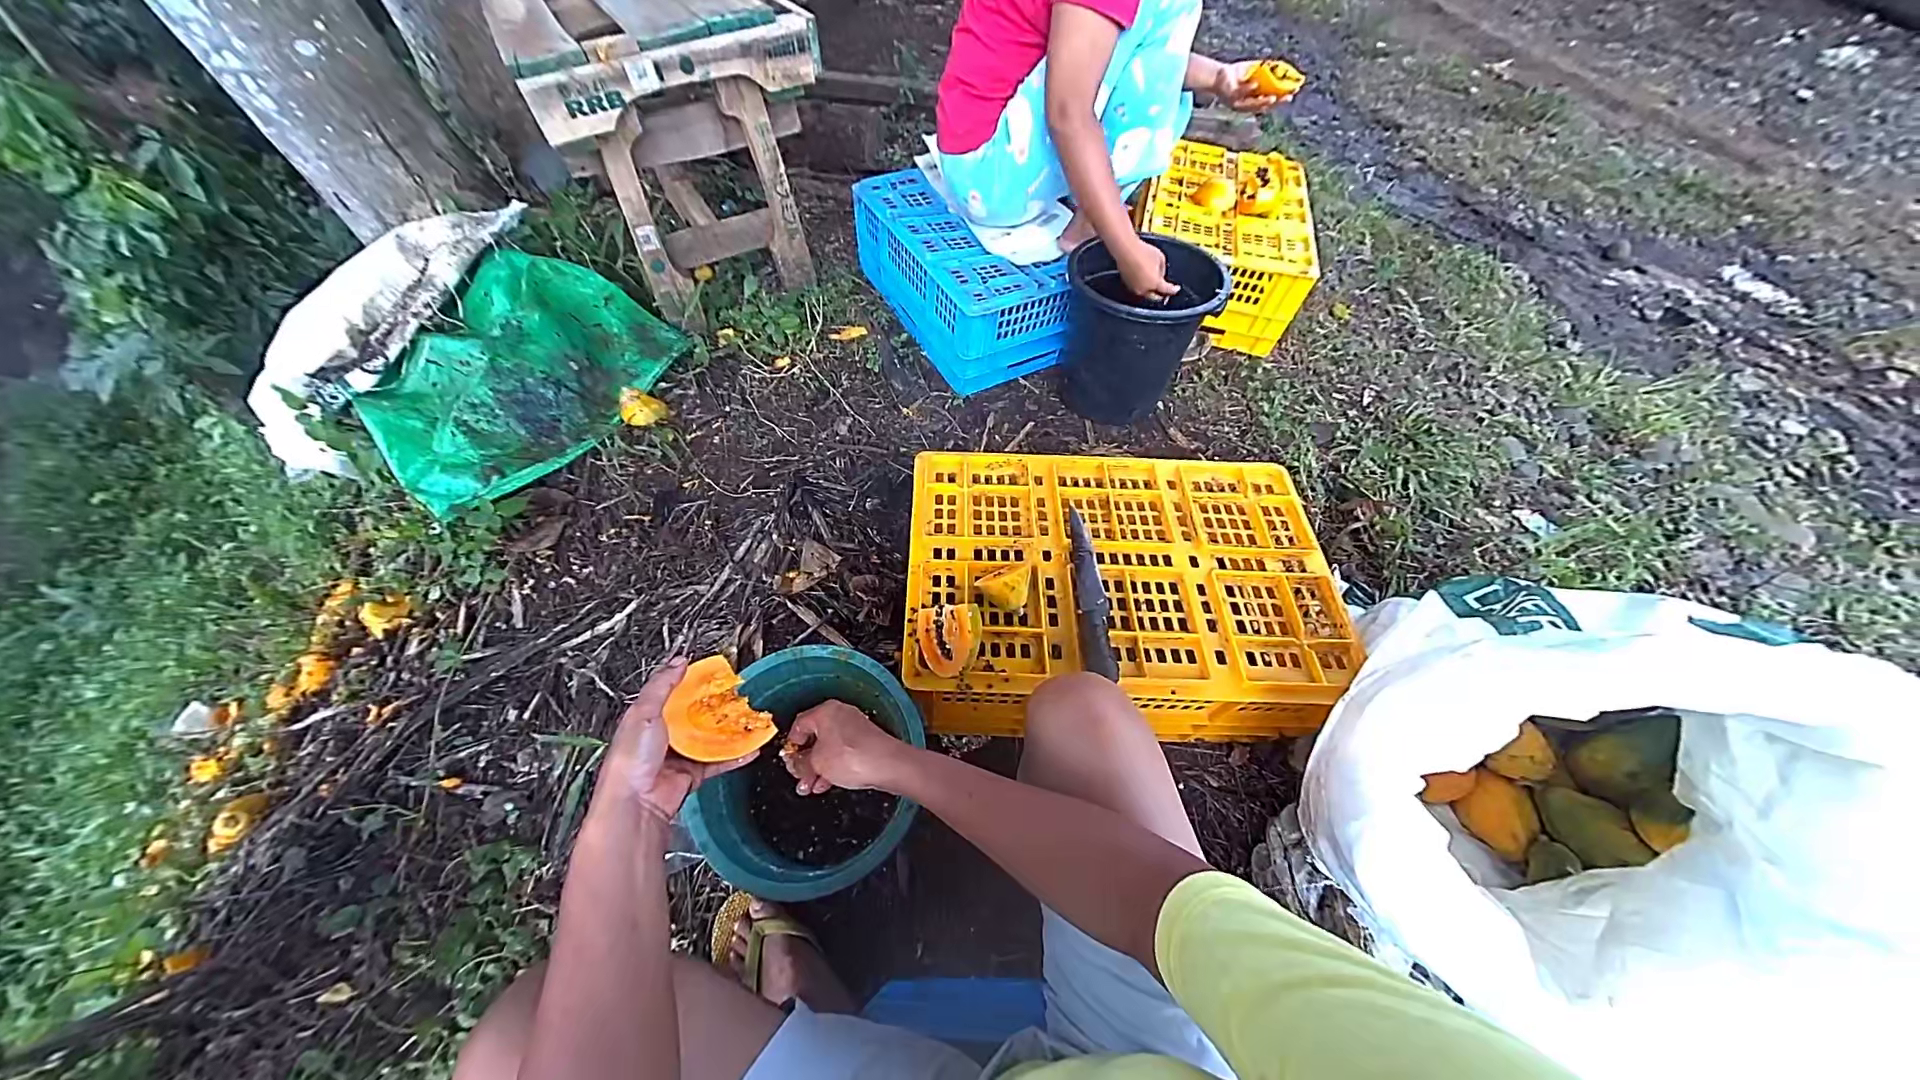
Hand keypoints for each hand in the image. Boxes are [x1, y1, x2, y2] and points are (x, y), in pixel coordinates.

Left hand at [599, 657, 756, 821]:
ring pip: (711, 738)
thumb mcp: (644, 712)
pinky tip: (749, 748)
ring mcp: (680, 755)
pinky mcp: (693, 773)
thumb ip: (662, 685)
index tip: (714, 675)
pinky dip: (736, 755)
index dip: (693, 683)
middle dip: (717, 707)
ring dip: (730, 731)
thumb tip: (678, 662)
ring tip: (747, 719)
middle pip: (697, 715)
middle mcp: (665, 735)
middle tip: (737, 697)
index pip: (675, 693)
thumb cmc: (631, 759)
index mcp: (649, 717)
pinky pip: (718, 761)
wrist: (636, 802)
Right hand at [782, 700, 910, 794]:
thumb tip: (795, 764)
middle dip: (805, 761)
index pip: (799, 724)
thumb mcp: (816, 763)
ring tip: (810, 786)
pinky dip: (832, 767)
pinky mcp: (865, 741)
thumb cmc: (852, 757)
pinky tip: (825, 783)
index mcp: (825, 711)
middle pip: (815, 737)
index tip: (789, 759)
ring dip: (817, 767)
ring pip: (828, 747)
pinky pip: (842, 753)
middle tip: (799, 776)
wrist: (887, 765)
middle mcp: (840, 714)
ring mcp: (854, 727)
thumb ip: (800, 763)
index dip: (791, 744)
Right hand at [1114, 236, 1177, 300]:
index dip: (1174, 290)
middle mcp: (1144, 290)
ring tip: (1154, 285)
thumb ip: (1163, 269)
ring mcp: (1135, 289)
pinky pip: (1138, 289)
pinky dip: (1143, 287)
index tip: (1176, 288)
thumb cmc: (1143, 252)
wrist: (1126, 250)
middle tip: (1165, 291)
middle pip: (1155, 298)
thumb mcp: (1161, 258)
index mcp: (1155, 283)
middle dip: (1161, 295)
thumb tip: (1160, 275)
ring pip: (1146, 294)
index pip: (1167, 290)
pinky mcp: (1128, 285)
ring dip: (1151, 291)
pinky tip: (1144, 280)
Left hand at [1214, 60, 1282, 112]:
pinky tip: (1256, 83)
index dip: (1281, 98)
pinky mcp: (1230, 98)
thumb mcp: (1254, 70)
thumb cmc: (1237, 74)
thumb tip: (1282, 66)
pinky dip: (1249, 89)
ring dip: (1262, 102)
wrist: (1217, 76)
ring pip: (1252, 105)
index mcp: (1253, 99)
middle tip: (1287, 98)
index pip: (1270, 101)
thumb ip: (1266, 70)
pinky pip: (1241, 93)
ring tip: (1273, 97)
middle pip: (1263, 106)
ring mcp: (1237, 103)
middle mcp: (1246, 105)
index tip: (1294, 92)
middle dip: (1276, 103)